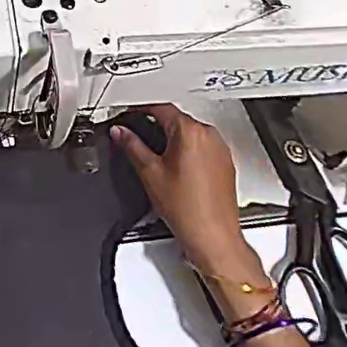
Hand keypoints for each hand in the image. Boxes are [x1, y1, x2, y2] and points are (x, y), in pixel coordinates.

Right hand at [111, 105, 270, 317]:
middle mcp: (209, 135)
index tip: (131, 114)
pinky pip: (203, 146)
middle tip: (139, 137)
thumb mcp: (150, 173)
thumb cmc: (188, 211)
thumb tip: (121, 133)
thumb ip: (132, 146)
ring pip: (190, 133)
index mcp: (190, 132)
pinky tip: (178, 170)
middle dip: (157, 126)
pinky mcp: (225, 162)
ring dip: (174, 139)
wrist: (214, 238)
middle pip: (177, 119)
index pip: (161, 108)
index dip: (141, 110)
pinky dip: (189, 151)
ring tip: (159, 159)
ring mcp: (220, 148)